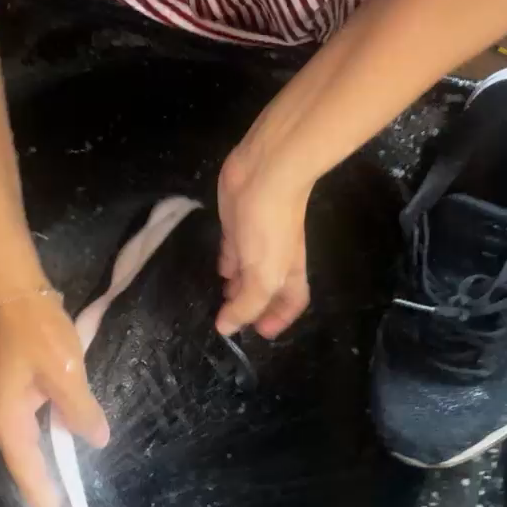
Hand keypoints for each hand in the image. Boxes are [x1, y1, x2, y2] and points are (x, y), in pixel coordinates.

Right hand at [0, 286, 110, 506]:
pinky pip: (35, 432)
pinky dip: (50, 449)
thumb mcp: (64, 371)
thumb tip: (96, 440)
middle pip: (27, 470)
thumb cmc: (39, 331)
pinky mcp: (17, 393)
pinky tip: (66, 454)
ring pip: (31, 452)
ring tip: (69, 504)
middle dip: (49, 500)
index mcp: (8, 422)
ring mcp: (8, 406)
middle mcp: (2, 422)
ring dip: (50, 477)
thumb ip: (79, 410)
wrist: (16, 292)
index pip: (31, 477)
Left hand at [215, 142, 316, 338]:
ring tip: (217, 302)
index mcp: (287, 273)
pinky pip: (231, 250)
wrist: (264, 173)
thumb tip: (227, 328)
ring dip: (235, 287)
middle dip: (251, 306)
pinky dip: (225, 263)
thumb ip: (246, 304)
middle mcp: (273, 259)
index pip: (291, 302)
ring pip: (246, 271)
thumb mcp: (262, 275)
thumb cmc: (269, 226)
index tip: (260, 333)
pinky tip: (215, 270)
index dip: (280, 319)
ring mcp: (254, 240)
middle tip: (229, 321)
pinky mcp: (235, 223)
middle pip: (266, 289)